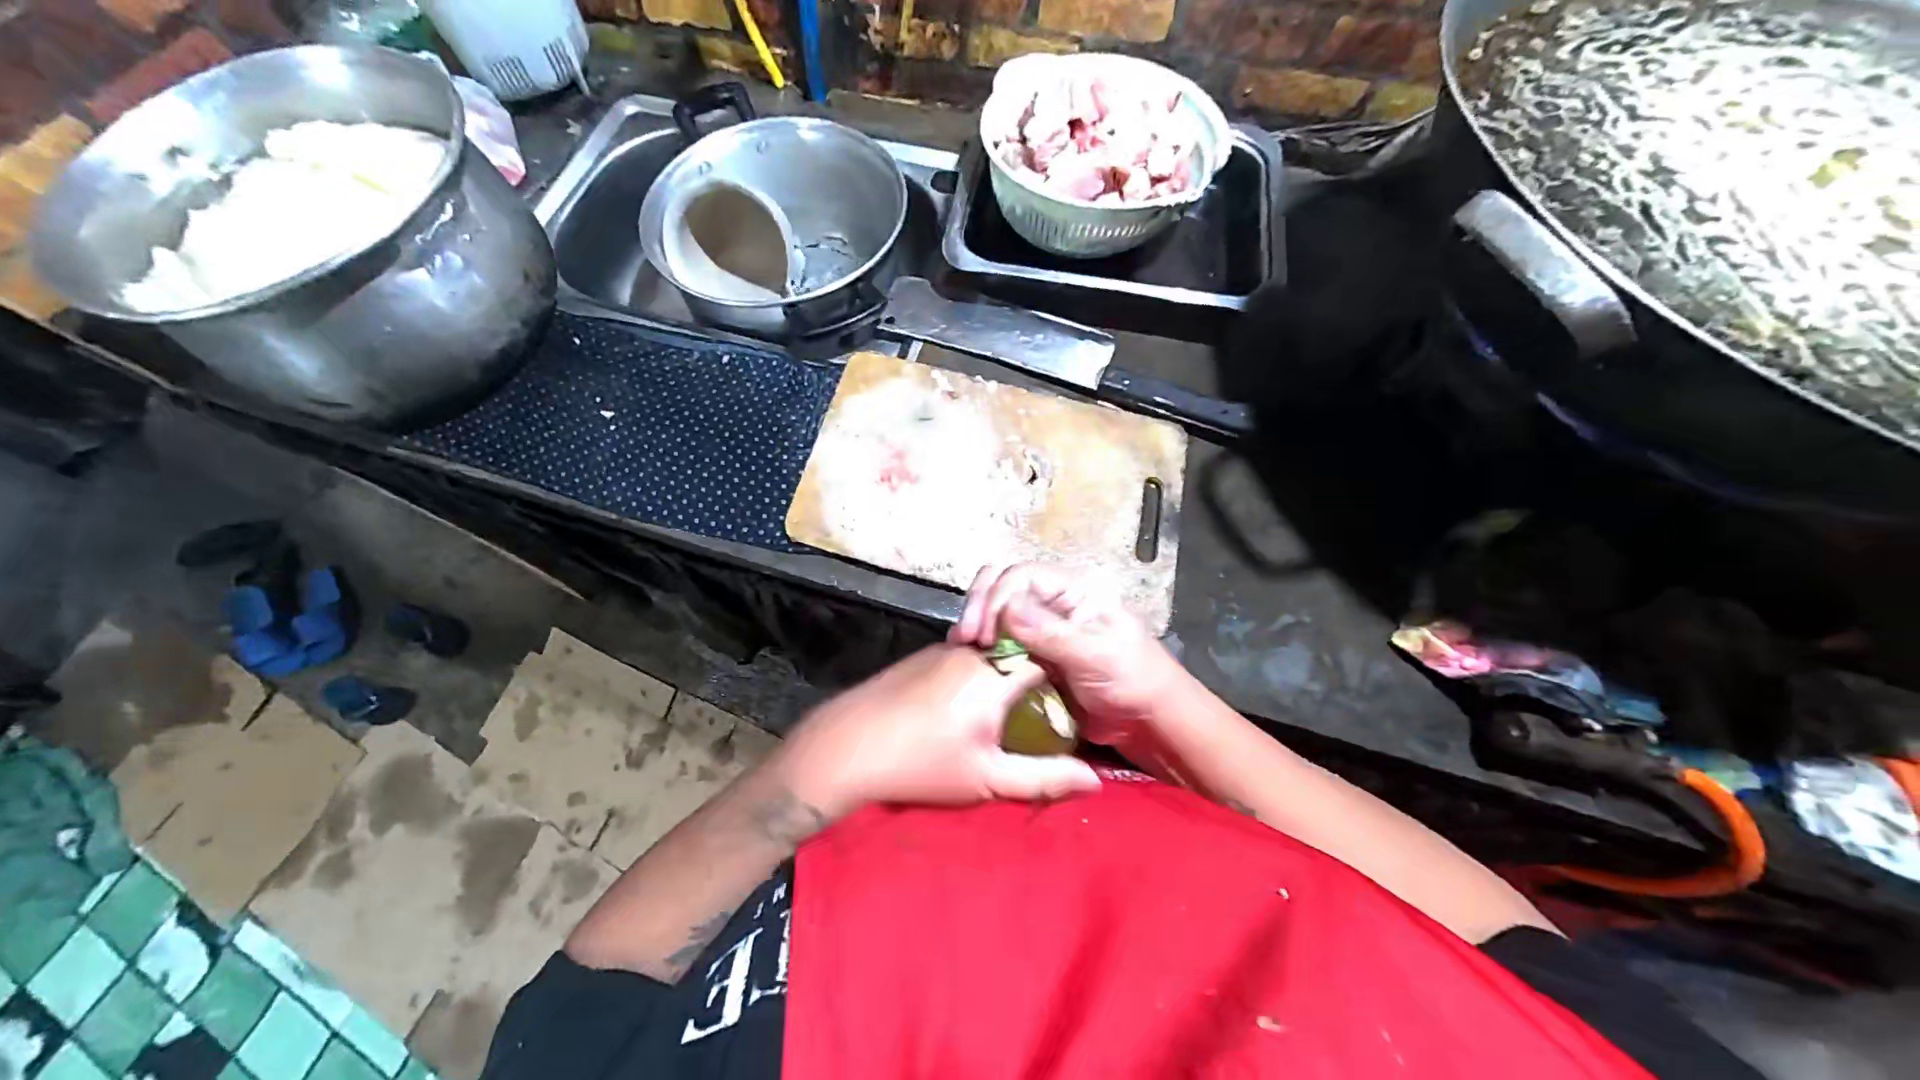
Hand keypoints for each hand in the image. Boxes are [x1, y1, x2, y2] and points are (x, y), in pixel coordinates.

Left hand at [775, 643, 1101, 817]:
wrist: (843, 748)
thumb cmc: (922, 765)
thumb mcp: (988, 779)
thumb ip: (1045, 778)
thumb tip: (1094, 780)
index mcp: (994, 672)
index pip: (1047, 656)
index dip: (1065, 679)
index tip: (1070, 708)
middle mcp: (970, 650)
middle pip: (1018, 652)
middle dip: (1034, 681)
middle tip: (1039, 719)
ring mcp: (941, 650)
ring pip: (989, 656)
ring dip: (1002, 680)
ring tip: (1002, 719)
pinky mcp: (919, 658)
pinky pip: (962, 660)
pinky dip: (975, 679)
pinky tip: (962, 713)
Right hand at [950, 564, 1186, 773]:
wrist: (1147, 720)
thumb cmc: (1134, 680)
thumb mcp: (1097, 654)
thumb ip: (1053, 633)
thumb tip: (1007, 609)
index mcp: (1073, 589)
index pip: (1021, 576)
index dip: (995, 597)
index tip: (981, 633)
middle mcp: (1053, 601)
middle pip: (1002, 586)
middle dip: (979, 606)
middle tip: (964, 639)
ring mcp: (1041, 627)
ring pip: (997, 612)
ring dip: (977, 626)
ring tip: (962, 650)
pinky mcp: (1033, 653)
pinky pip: (1001, 642)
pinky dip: (983, 649)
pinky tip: (972, 662)